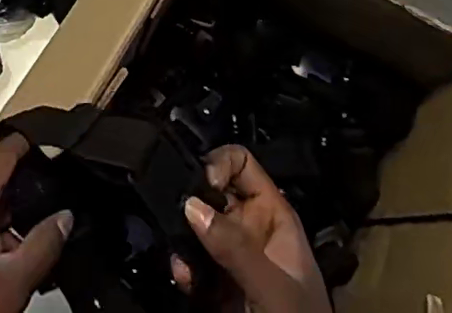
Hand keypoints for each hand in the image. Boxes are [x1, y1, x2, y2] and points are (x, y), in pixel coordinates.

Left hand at [0, 133, 72, 312]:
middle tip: (63, 195)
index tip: (58, 148)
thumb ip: (45, 242)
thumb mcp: (14, 277)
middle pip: (5, 172)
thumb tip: (65, 217)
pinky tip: (29, 249)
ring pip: (0, 195)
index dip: (34, 144)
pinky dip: (10, 224)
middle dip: (34, 183)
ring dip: (23, 209)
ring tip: (50, 228)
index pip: (7, 149)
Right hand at [171, 145, 331, 312]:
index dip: (218, 162)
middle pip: (211, 190)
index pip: (241, 163)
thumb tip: (191, 205)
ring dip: (181, 235)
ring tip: (179, 254)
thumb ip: (236, 247)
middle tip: (177, 213)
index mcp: (274, 217)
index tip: (199, 182)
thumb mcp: (274, 289)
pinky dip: (180, 264)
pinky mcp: (214, 286)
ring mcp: (231, 258)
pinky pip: (189, 260)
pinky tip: (183, 277)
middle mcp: (250, 230)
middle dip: (190, 199)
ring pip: (194, 225)